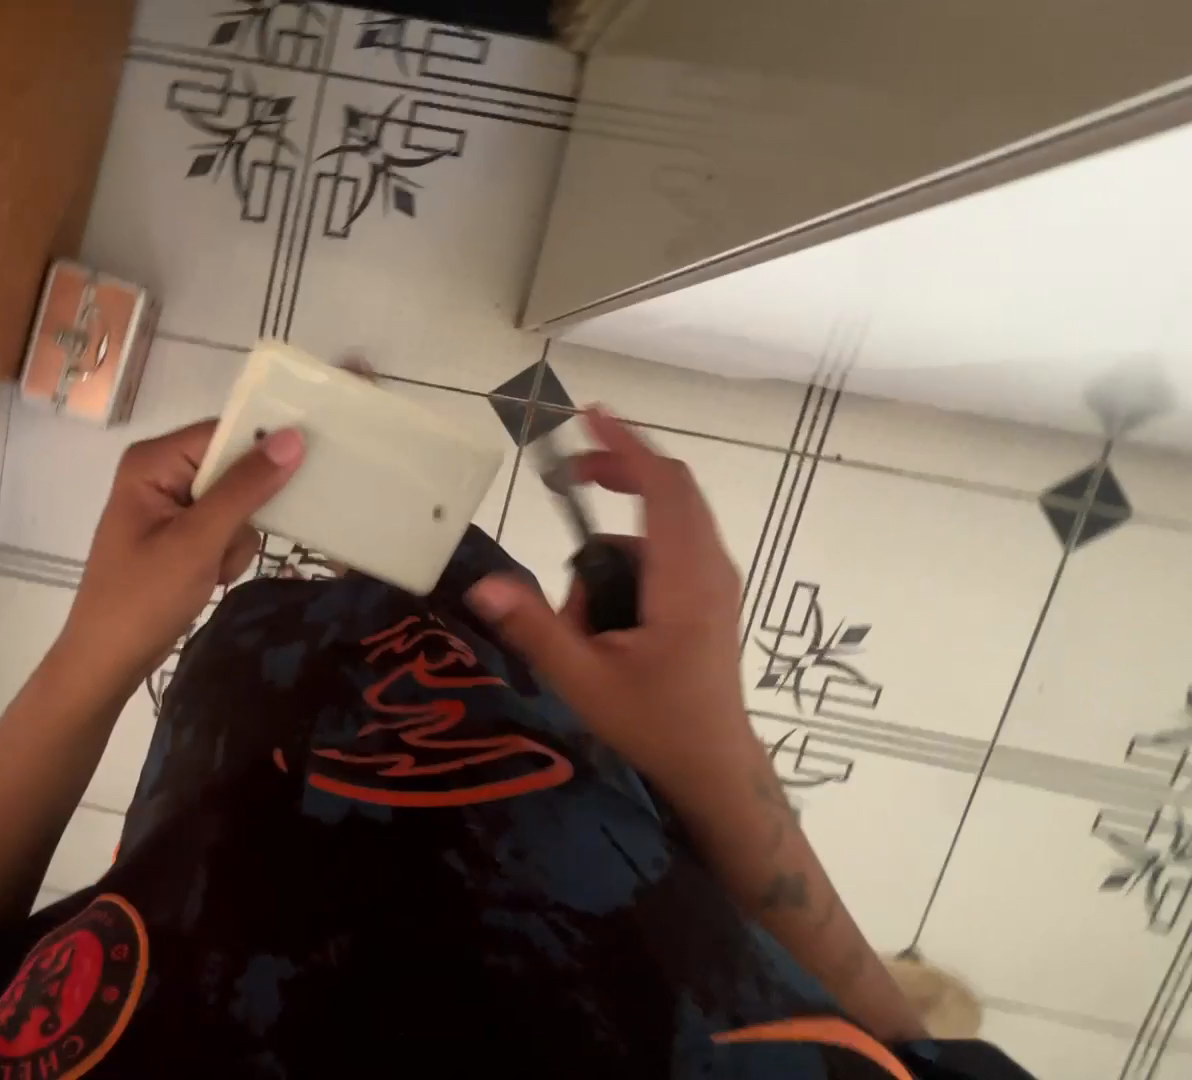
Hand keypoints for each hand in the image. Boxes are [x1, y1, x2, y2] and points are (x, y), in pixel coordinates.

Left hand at [61, 419, 304, 683]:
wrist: (109, 660)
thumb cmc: (144, 598)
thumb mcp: (198, 541)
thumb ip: (245, 488)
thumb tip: (293, 437)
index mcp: (153, 461)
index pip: (222, 433)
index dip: (262, 448)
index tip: (306, 465)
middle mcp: (160, 472)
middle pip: (231, 468)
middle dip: (242, 511)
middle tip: (232, 541)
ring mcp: (169, 505)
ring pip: (235, 504)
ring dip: (235, 540)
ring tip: (212, 569)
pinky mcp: (178, 534)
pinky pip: (223, 529)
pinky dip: (225, 554)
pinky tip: (209, 578)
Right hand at [465, 407, 753, 794]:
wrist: (712, 768)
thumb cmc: (652, 724)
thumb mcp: (582, 680)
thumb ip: (534, 628)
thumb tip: (483, 584)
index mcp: (685, 581)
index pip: (663, 488)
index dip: (624, 448)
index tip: (587, 417)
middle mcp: (709, 569)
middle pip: (670, 490)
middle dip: (615, 472)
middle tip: (560, 477)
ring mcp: (714, 582)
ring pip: (662, 525)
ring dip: (609, 543)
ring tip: (577, 615)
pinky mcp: (707, 596)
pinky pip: (665, 550)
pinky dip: (626, 560)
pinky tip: (600, 616)